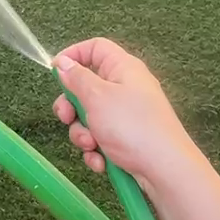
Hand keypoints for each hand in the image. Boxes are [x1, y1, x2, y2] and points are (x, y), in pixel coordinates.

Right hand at [52, 38, 199, 183]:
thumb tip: (62, 62)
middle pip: (86, 86)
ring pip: (89, 117)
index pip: (95, 48)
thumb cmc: (132, 127)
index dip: (73, 54)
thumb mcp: (97, 97)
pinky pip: (100, 138)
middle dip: (72, 106)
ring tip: (91, 145)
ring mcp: (126, 115)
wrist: (165, 171)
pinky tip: (101, 161)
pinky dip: (96, 150)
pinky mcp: (126, 139)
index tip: (54, 71)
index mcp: (123, 68)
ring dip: (82, 133)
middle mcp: (125, 88)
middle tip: (66, 118)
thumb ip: (76, 78)